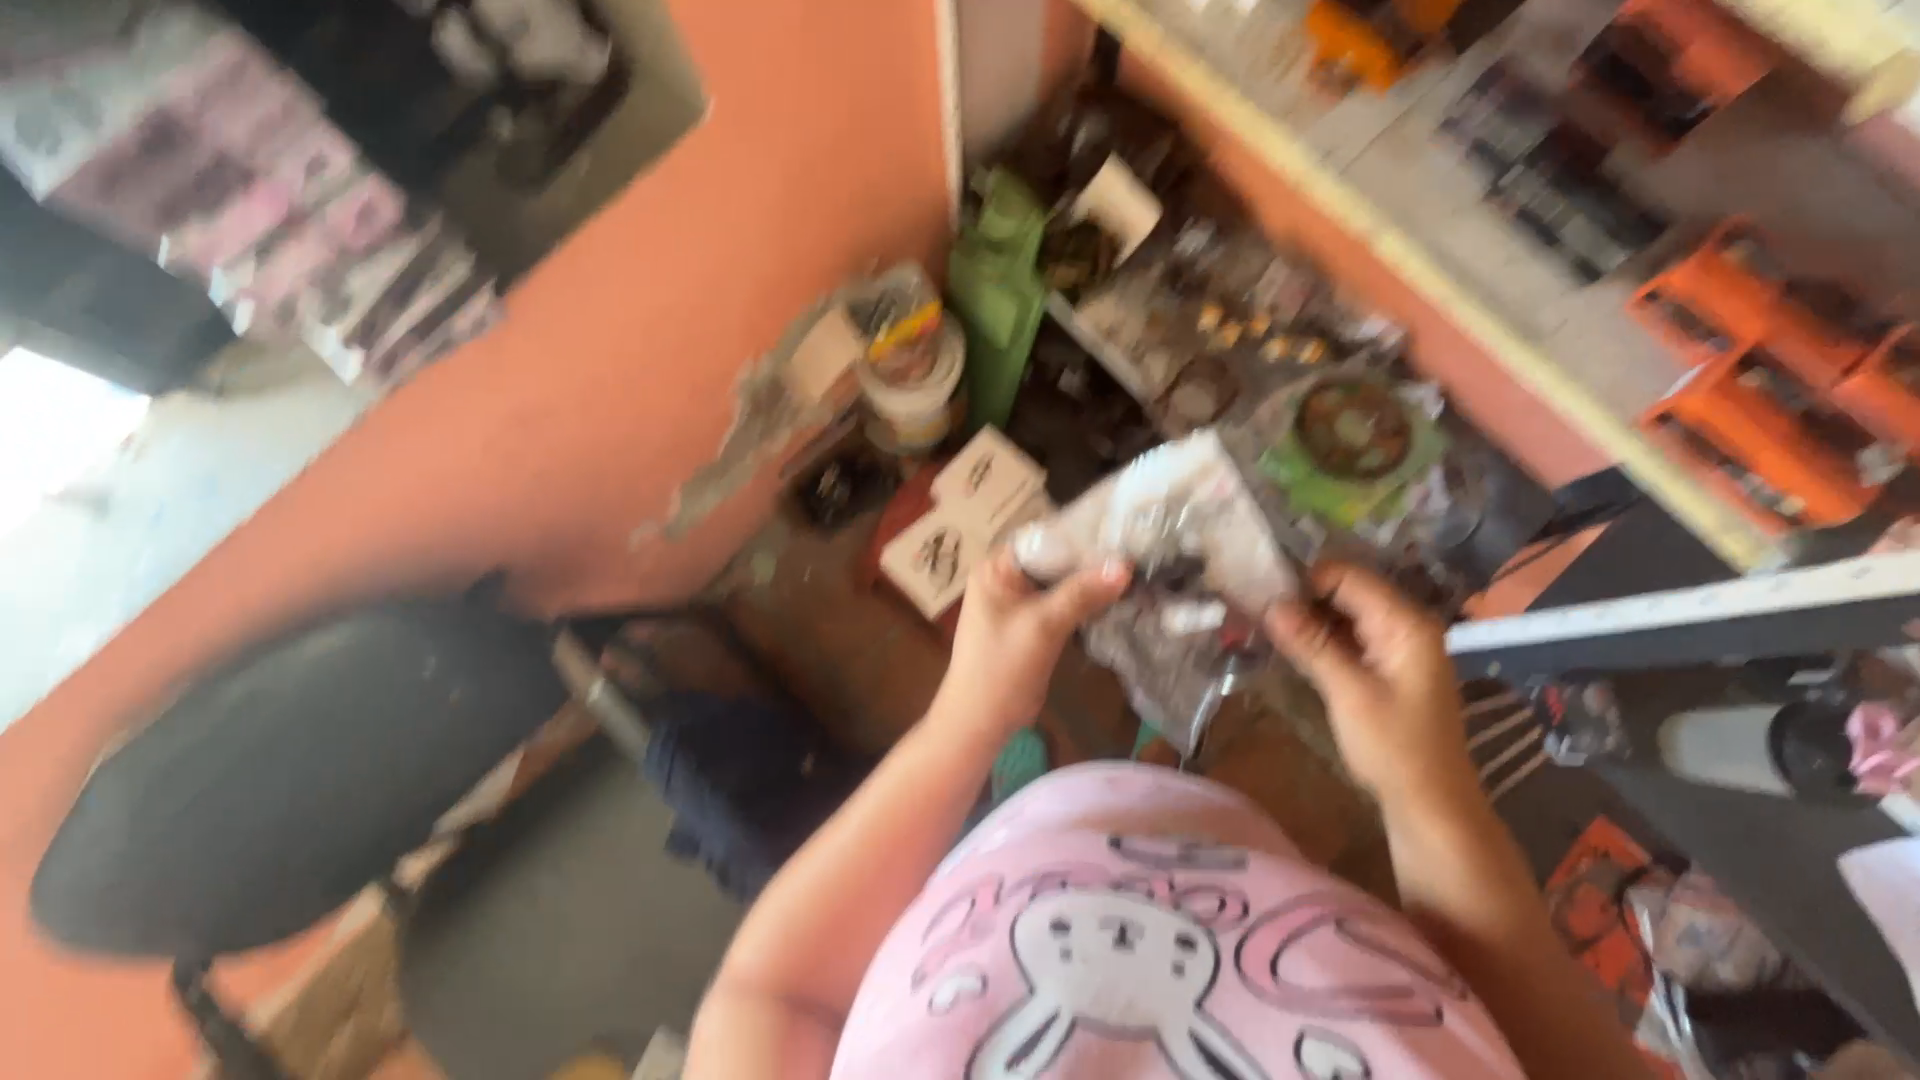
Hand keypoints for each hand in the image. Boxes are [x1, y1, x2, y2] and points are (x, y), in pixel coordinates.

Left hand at [929, 548, 1130, 739]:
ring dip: (1093, 581)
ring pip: (1063, 581)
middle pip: (1056, 558)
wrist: (981, 720)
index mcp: (996, 568)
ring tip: (1137, 571)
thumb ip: (1081, 593)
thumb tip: (1125, 565)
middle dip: (1092, 559)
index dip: (1083, 535)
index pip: (1044, 537)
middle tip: (1139, 552)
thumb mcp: (1042, 626)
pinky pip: (1064, 603)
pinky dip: (1087, 602)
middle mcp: (1006, 577)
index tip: (1125, 532)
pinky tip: (1119, 598)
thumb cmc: (1001, 669)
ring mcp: (1020, 601)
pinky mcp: (1034, 623)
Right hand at [1263, 560, 1475, 806]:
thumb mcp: (1348, 692)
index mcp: (1405, 623)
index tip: (1259, 591)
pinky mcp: (1383, 664)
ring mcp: (1394, 644)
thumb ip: (1311, 644)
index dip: (1302, 579)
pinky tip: (1286, 643)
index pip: (1346, 575)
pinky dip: (1317, 637)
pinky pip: (1345, 635)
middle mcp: (1403, 623)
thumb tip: (1270, 604)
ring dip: (1304, 617)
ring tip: (1260, 622)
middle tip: (1252, 607)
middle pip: (1343, 590)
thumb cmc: (1395, 747)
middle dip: (1299, 596)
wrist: (1430, 801)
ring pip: (1341, 613)